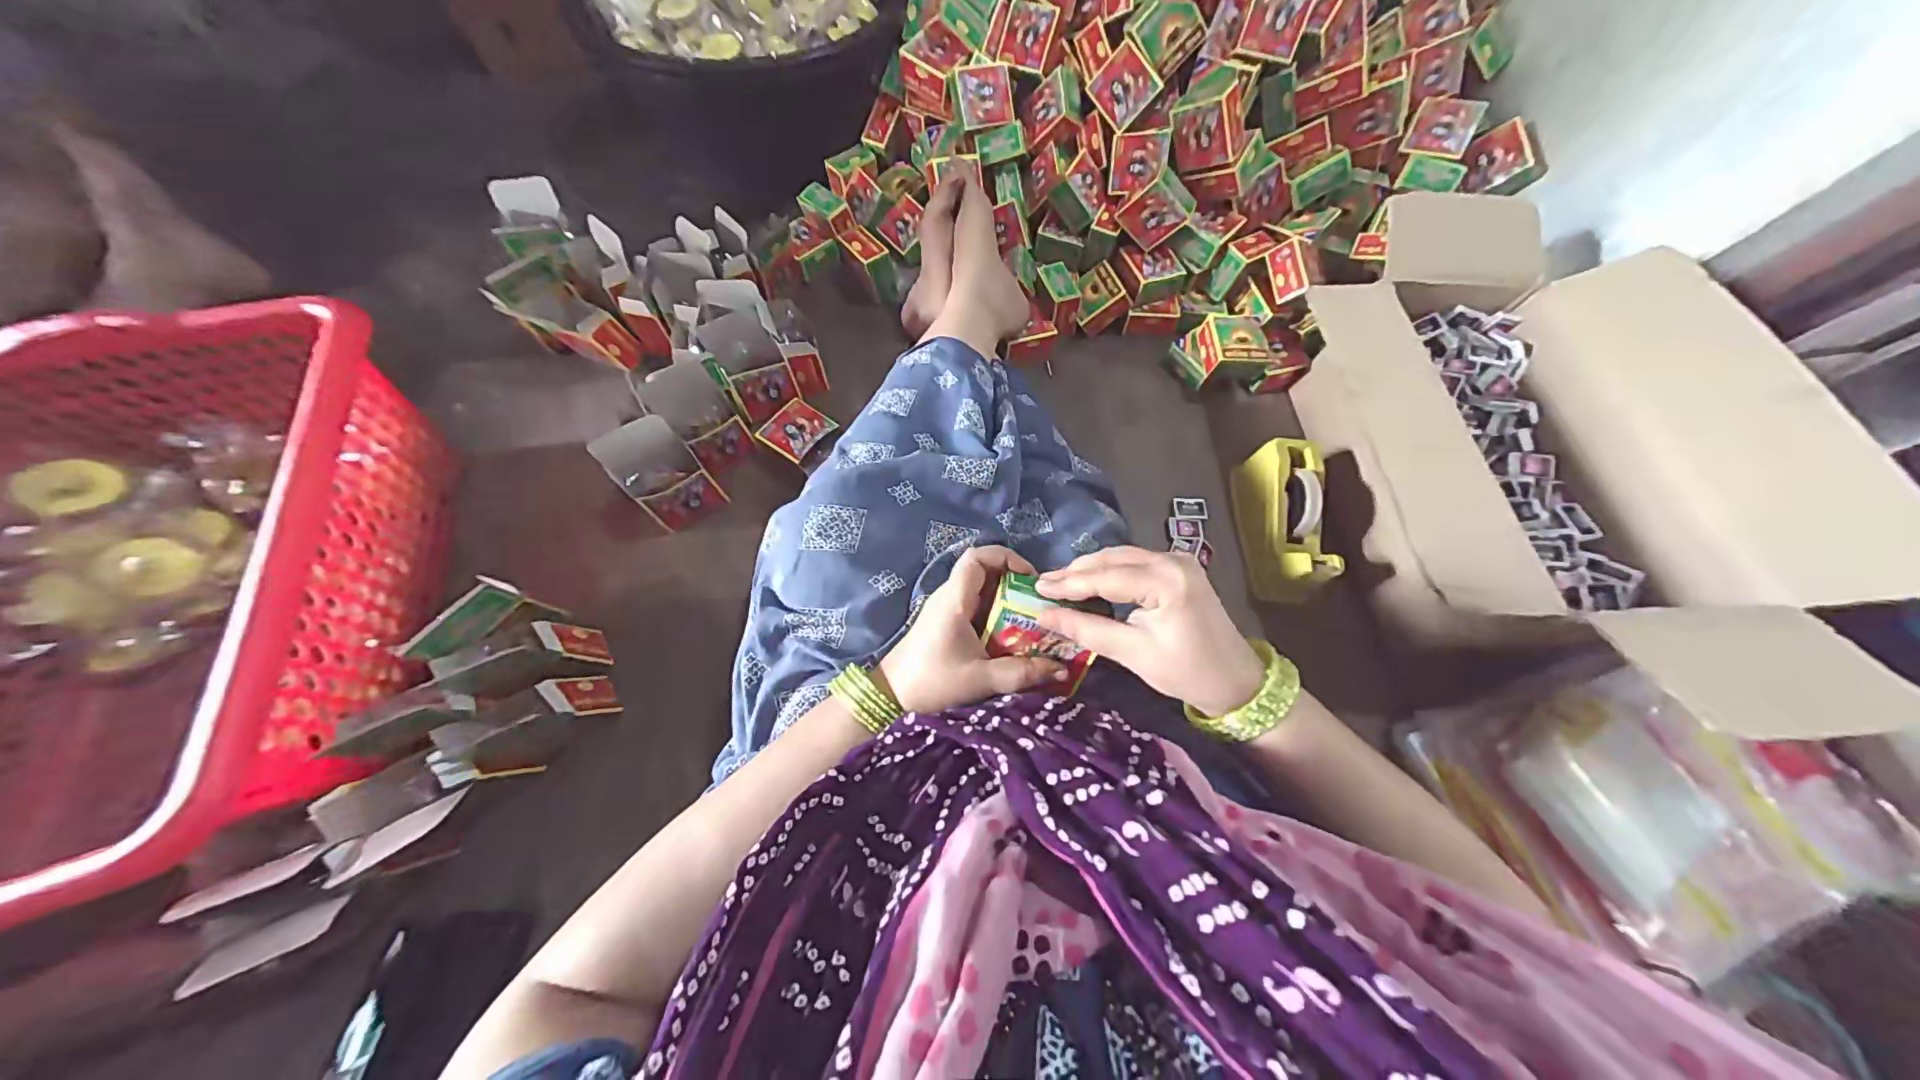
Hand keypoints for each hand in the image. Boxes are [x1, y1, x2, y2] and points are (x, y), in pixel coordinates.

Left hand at [878, 545, 1069, 713]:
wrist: (890, 698)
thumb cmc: (931, 682)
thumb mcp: (981, 679)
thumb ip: (1022, 673)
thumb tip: (1060, 670)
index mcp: (954, 600)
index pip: (977, 557)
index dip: (1006, 558)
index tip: (1030, 579)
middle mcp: (949, 597)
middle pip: (983, 571)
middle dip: (1014, 582)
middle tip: (1038, 604)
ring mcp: (945, 610)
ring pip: (980, 591)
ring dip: (1006, 601)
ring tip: (1031, 621)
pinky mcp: (944, 625)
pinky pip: (974, 608)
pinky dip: (994, 615)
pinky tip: (1010, 637)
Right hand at [1033, 547, 1264, 716]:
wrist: (1237, 681)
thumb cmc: (1186, 671)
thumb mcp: (1132, 653)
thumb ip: (1087, 629)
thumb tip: (1044, 615)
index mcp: (1165, 581)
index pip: (1105, 577)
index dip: (1068, 583)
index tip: (1036, 589)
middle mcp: (1172, 561)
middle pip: (1112, 560)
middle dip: (1076, 572)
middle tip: (1043, 585)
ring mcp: (1179, 562)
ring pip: (1122, 558)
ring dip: (1091, 570)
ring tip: (1059, 584)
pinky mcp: (1179, 569)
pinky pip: (1135, 563)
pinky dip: (1109, 572)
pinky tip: (1090, 582)